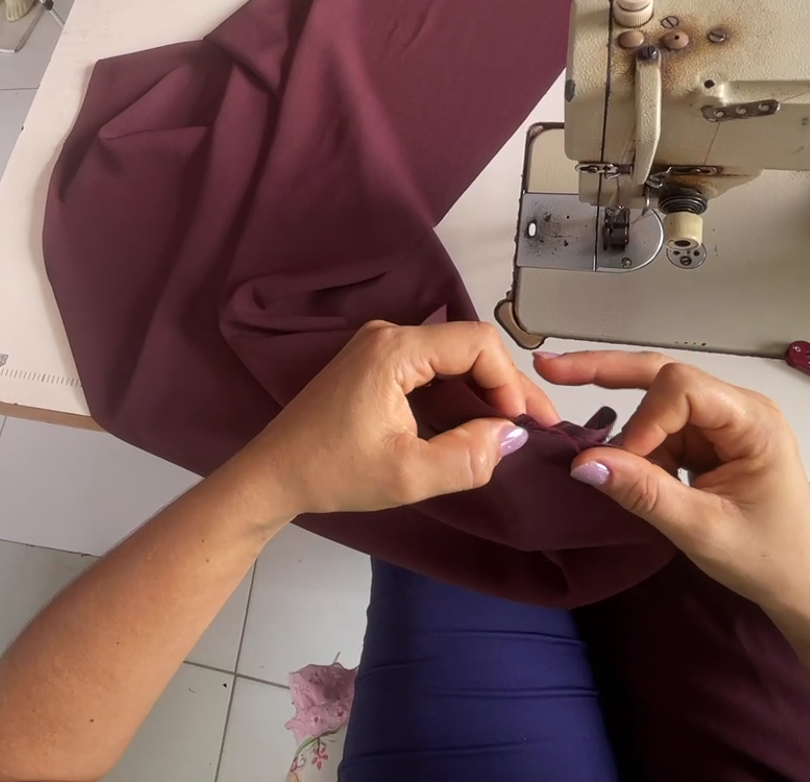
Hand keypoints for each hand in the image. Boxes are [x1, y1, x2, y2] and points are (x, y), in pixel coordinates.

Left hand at [234, 321, 559, 516]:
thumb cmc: (333, 471)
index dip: (509, 380)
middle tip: (536, 427)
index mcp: (394, 349)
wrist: (273, 472)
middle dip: (504, 386)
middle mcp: (388, 334)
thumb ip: (469, 456)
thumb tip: (513, 434)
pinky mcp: (373, 362)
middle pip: (466, 346)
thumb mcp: (408, 474)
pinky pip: (429, 368)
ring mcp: (378, 346)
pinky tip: (474, 422)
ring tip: (512, 428)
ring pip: (450, 357)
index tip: (522, 425)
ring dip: (482, 391)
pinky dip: (456, 393)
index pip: (476, 343)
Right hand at [535, 351, 809, 612]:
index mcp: (752, 421)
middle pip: (659, 373)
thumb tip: (580, 463)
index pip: (681, 388)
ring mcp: (718, 421)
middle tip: (548, 368)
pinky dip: (630, 442)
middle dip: (602, 370)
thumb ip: (642, 492)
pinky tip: (621, 461)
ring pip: (650, 397)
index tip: (628, 463)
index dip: (645, 419)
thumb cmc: (767, 560)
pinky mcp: (702, 438)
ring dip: (622, 425)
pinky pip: (653, 425)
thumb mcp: (701, 530)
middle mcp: (735, 408)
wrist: (802, 590)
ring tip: (593, 449)